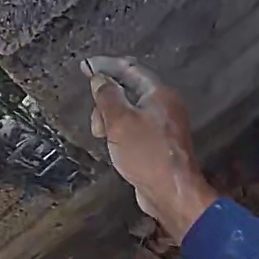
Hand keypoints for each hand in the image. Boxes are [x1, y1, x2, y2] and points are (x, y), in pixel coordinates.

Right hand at [83, 57, 218, 240]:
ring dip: (111, 120)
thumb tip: (100, 79)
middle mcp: (165, 106)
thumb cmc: (148, 155)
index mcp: (159, 94)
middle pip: (130, 91)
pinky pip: (136, 129)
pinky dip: (121, 133)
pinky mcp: (160, 145)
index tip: (86, 66)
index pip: (130, 69)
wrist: (171, 192)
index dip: (106, 66)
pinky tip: (114, 145)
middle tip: (96, 122)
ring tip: (103, 136)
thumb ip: (107, 96)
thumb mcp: (119, 121)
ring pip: (131, 112)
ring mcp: (164, 126)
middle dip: (106, 102)